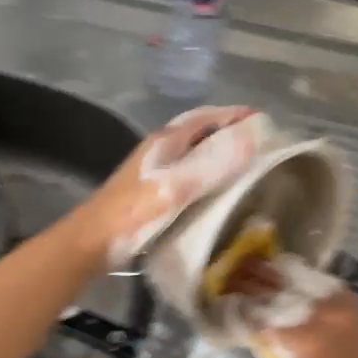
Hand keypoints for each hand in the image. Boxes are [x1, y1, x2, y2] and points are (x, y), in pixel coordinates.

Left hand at [71, 105, 265, 268]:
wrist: (92, 242)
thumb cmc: (133, 212)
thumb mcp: (176, 186)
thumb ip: (212, 162)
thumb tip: (254, 133)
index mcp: (166, 141)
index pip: (206, 116)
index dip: (234, 115)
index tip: (265, 121)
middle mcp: (160, 149)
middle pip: (199, 132)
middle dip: (229, 133)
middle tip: (262, 145)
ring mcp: (153, 170)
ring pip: (193, 153)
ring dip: (218, 154)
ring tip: (247, 167)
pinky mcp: (150, 191)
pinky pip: (187, 174)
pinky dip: (207, 175)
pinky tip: (217, 193)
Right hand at [227, 260, 357, 357]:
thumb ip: (282, 345)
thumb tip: (262, 325)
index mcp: (305, 338)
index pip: (268, 315)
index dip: (249, 303)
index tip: (235, 294)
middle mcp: (322, 315)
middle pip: (283, 290)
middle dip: (259, 279)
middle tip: (242, 270)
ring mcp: (340, 304)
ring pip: (304, 281)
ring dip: (281, 274)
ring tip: (264, 265)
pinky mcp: (354, 301)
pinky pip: (323, 285)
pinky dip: (306, 281)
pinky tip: (295, 276)